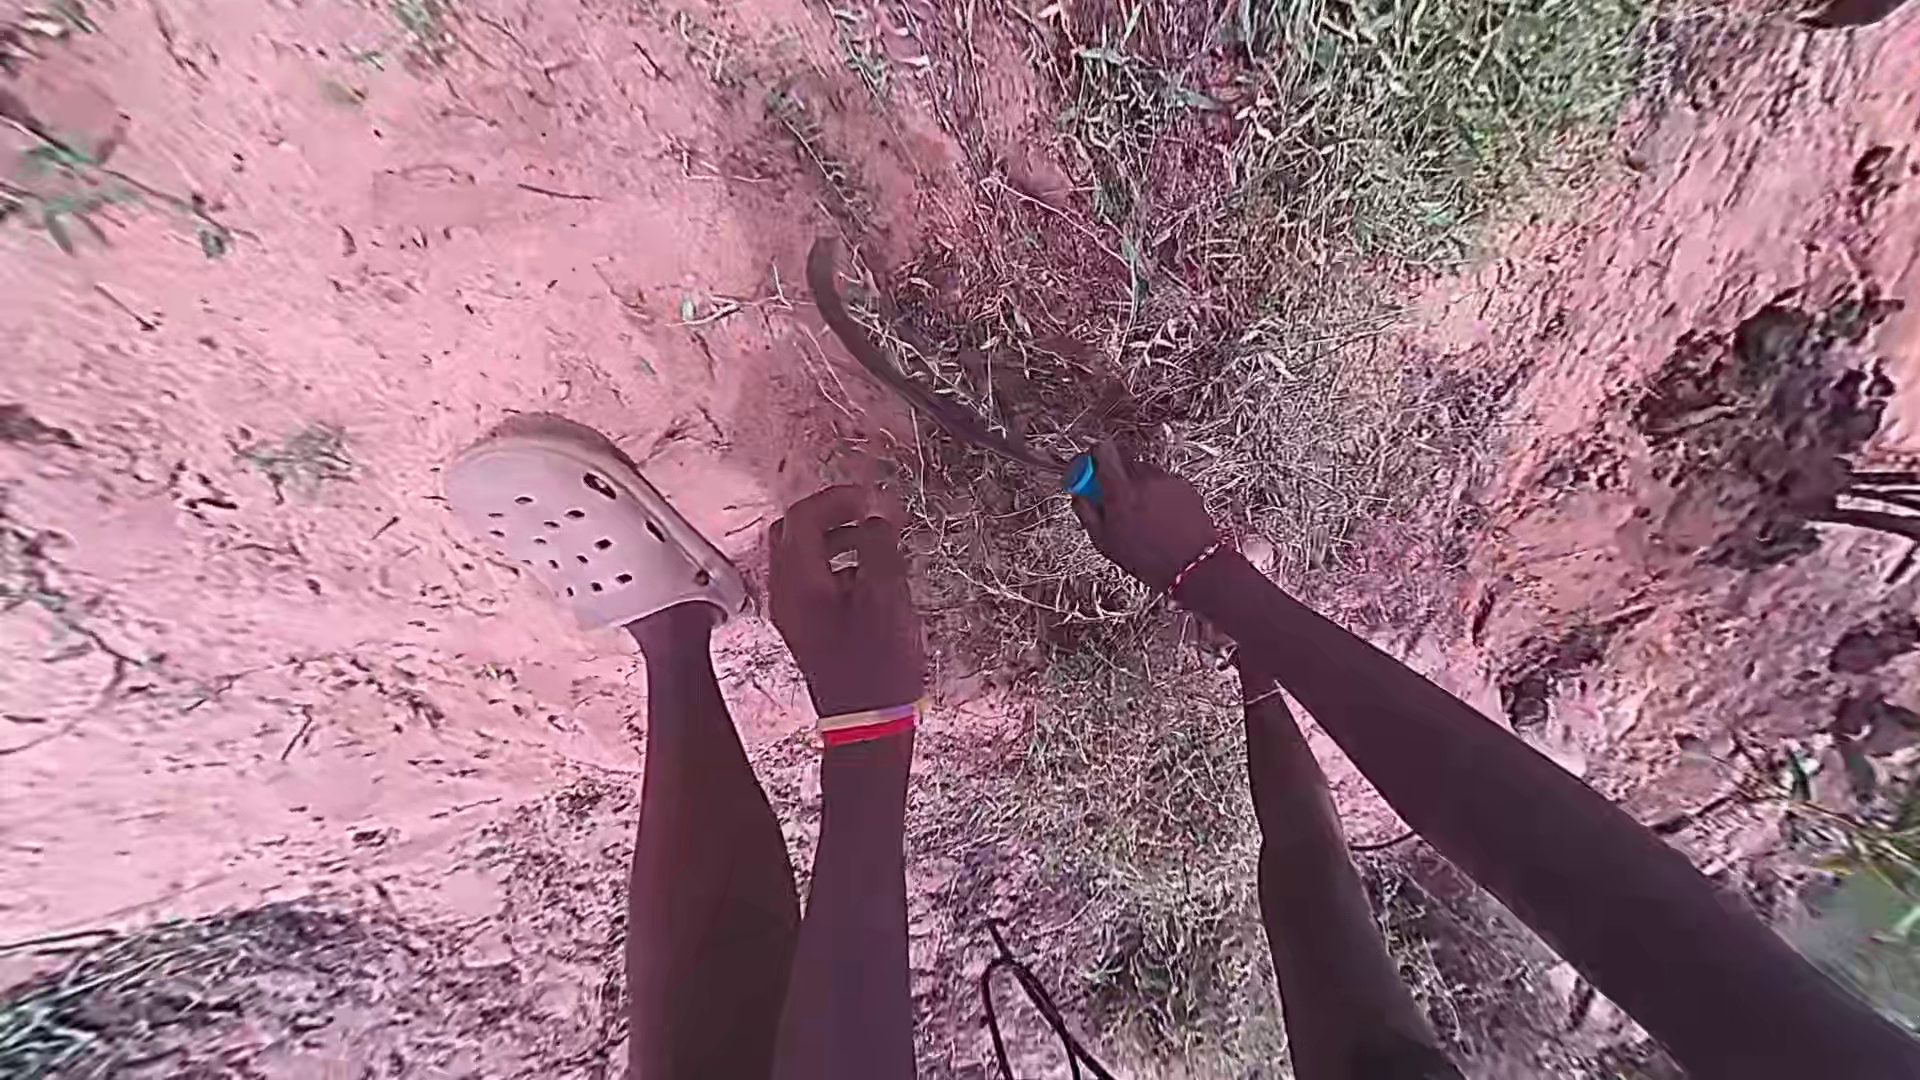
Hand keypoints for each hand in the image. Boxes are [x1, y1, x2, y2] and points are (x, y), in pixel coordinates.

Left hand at [769, 485, 925, 716]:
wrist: (868, 720)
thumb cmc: (878, 663)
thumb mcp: (886, 596)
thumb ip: (879, 547)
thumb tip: (877, 518)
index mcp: (799, 581)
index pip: (805, 517)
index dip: (841, 499)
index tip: (876, 500)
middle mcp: (786, 592)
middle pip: (796, 531)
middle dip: (833, 514)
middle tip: (871, 512)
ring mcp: (794, 610)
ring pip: (804, 553)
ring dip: (837, 536)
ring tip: (878, 538)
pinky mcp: (808, 624)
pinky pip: (814, 577)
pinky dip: (838, 561)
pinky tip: (871, 571)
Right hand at [1071, 442, 1220, 589]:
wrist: (1192, 565)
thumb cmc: (1149, 559)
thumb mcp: (1105, 541)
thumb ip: (1087, 512)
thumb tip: (1078, 497)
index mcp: (1120, 490)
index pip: (1102, 452)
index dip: (1092, 459)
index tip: (1088, 472)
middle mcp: (1144, 478)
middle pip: (1122, 460)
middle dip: (1113, 475)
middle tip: (1111, 498)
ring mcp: (1166, 480)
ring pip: (1142, 471)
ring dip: (1135, 485)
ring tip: (1138, 514)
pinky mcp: (1184, 485)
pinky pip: (1162, 481)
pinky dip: (1155, 493)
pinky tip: (1157, 516)